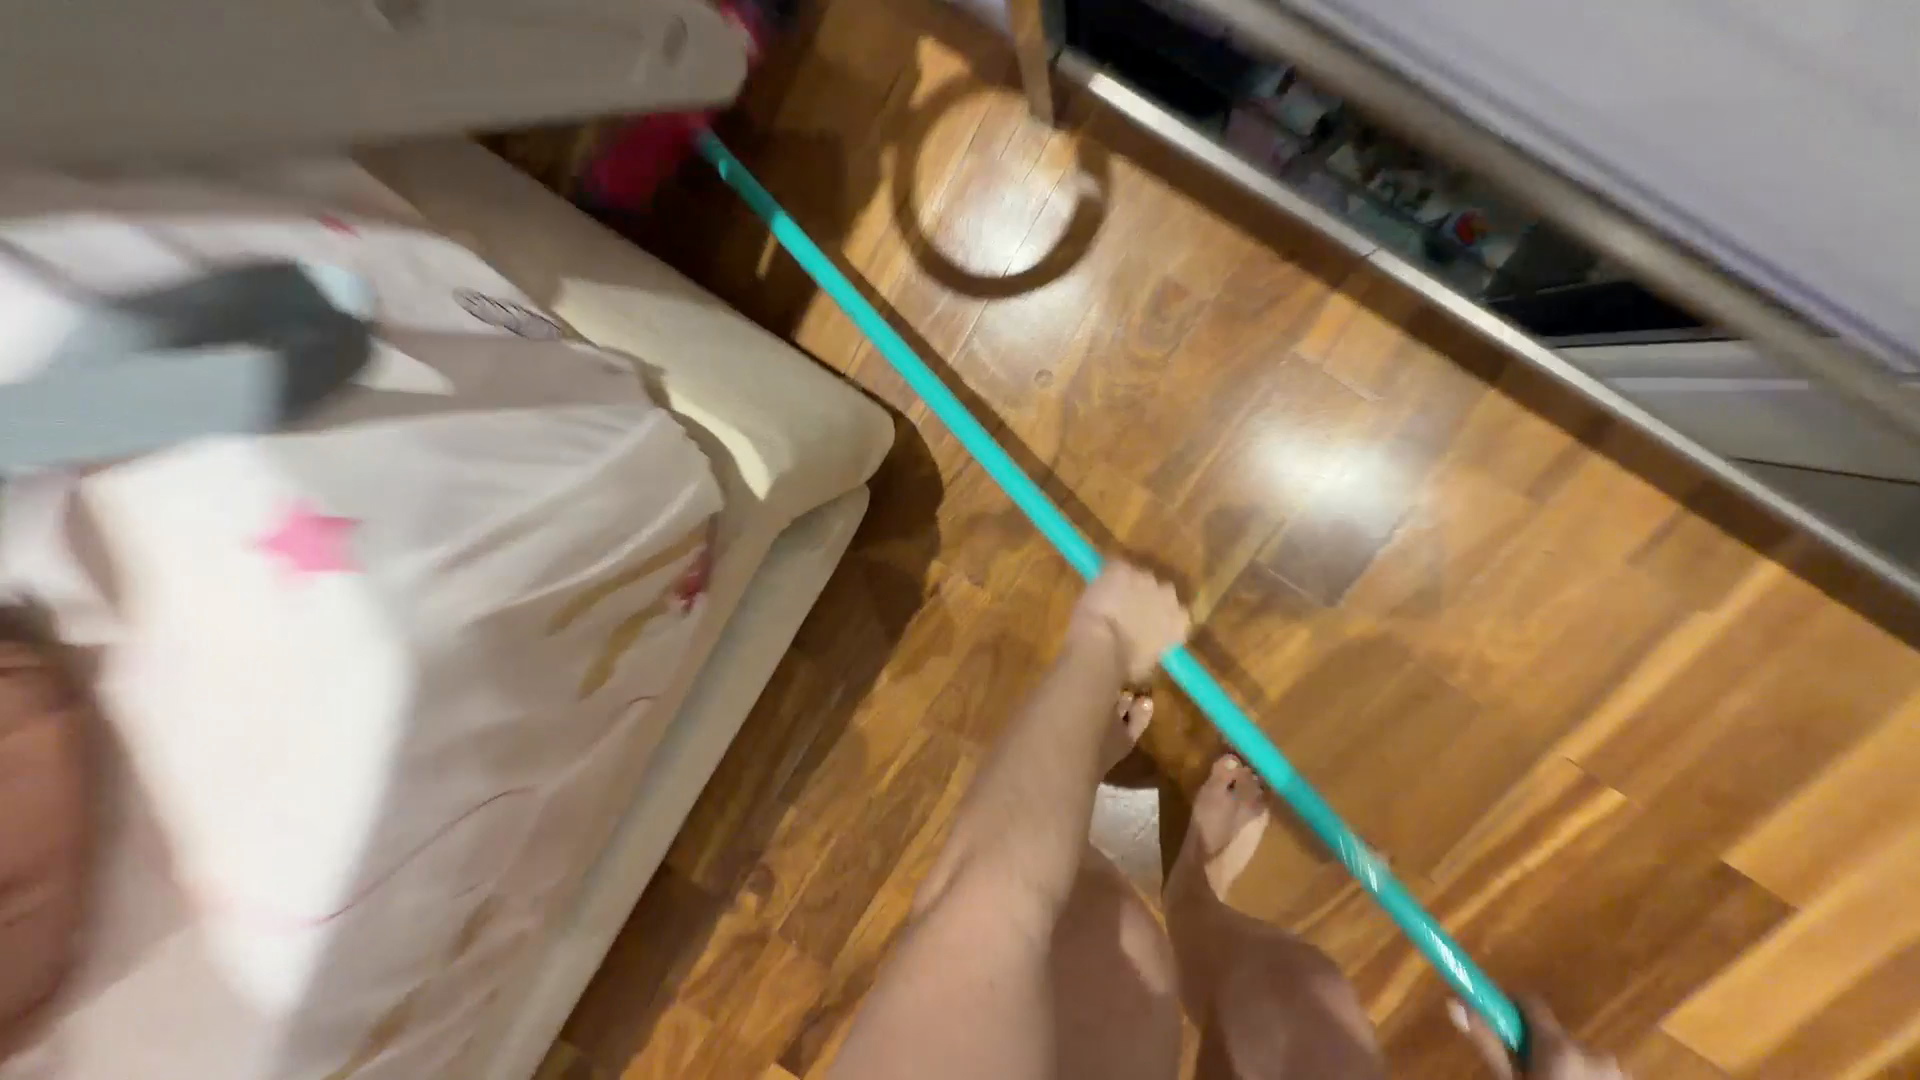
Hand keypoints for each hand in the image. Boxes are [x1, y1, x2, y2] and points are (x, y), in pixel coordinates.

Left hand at [1069, 562, 1189, 681]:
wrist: (1102, 646)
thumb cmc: (1126, 665)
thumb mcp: (1149, 662)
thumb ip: (1154, 647)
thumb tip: (1145, 647)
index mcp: (1179, 621)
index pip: (1177, 613)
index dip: (1160, 617)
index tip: (1148, 624)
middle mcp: (1169, 595)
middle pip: (1160, 590)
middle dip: (1147, 598)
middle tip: (1128, 610)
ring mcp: (1145, 578)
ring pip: (1138, 577)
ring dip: (1128, 585)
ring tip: (1110, 599)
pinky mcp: (1121, 569)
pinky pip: (1116, 567)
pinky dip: (1108, 575)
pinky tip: (1099, 586)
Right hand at [1450, 998, 1627, 1079]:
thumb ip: (1487, 1042)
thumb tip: (1453, 1002)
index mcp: (1559, 1047)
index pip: (1529, 1002)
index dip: (1511, 1009)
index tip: (1501, 1027)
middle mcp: (1594, 1052)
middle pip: (1552, 1032)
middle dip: (1537, 1046)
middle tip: (1525, 1072)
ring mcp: (1618, 1072)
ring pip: (1575, 1054)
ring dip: (1561, 1065)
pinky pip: (1596, 1070)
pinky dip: (1582, 1077)